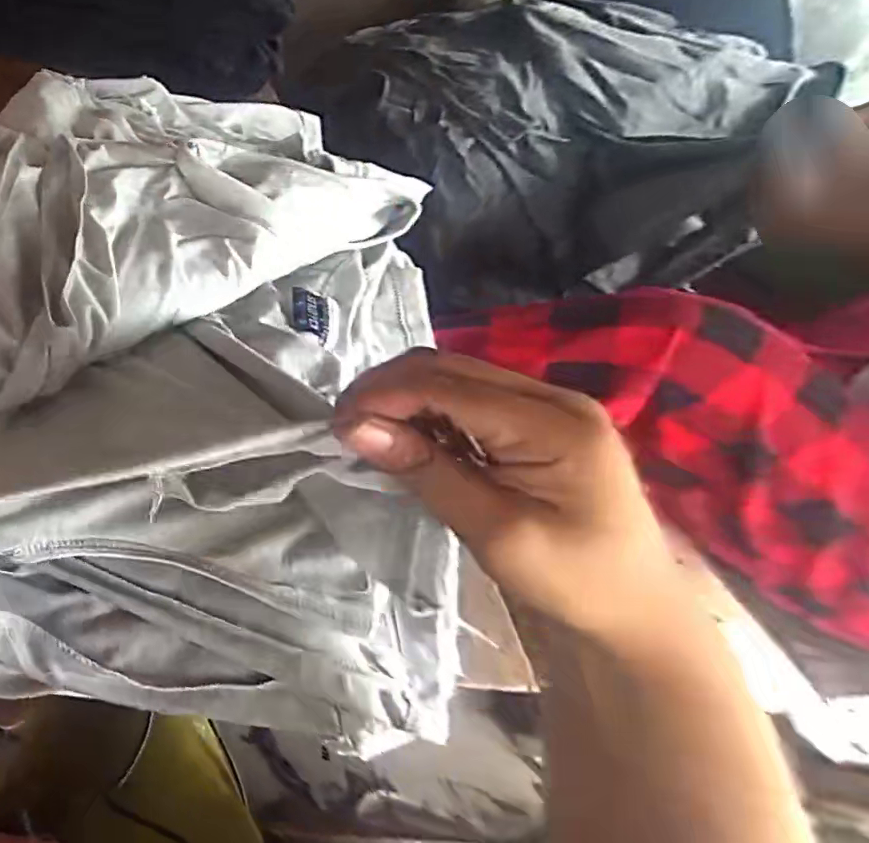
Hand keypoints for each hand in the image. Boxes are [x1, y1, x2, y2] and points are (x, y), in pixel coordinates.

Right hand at [334, 350, 682, 641]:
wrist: (638, 610)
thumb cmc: (572, 578)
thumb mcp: (492, 530)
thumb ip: (424, 471)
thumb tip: (353, 428)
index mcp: (555, 425)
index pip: (444, 385)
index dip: (381, 397)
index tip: (337, 428)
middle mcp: (552, 399)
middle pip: (442, 366)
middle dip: (381, 389)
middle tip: (344, 427)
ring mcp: (545, 405)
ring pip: (445, 373)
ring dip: (396, 395)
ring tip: (366, 431)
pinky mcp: (531, 418)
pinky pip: (458, 392)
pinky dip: (418, 406)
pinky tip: (404, 435)